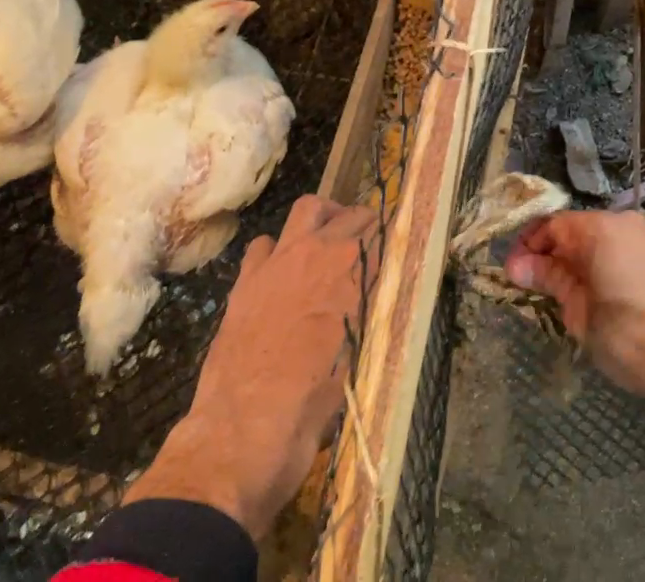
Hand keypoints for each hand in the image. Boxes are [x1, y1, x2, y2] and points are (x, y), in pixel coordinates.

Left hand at [124, 196, 378, 536]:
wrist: (241, 433)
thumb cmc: (311, 407)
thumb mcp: (356, 361)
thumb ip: (368, 316)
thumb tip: (378, 293)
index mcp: (352, 276)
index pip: (382, 233)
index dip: (394, 236)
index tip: (403, 242)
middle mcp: (316, 257)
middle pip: (348, 215)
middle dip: (364, 222)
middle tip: (372, 241)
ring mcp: (276, 264)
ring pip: (307, 210)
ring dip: (324, 220)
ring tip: (331, 242)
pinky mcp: (245, 280)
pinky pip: (264, 244)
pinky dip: (279, 249)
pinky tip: (284, 272)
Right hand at [505, 210, 644, 457]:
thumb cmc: (627, 336)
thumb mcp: (579, 311)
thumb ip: (549, 280)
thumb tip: (517, 266)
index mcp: (601, 229)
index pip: (551, 225)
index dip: (527, 247)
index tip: (512, 274)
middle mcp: (626, 223)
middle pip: (575, 230)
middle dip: (551, 256)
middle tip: (531, 287)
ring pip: (599, 241)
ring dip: (576, 262)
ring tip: (562, 295)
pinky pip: (621, 251)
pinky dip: (602, 266)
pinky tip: (595, 295)